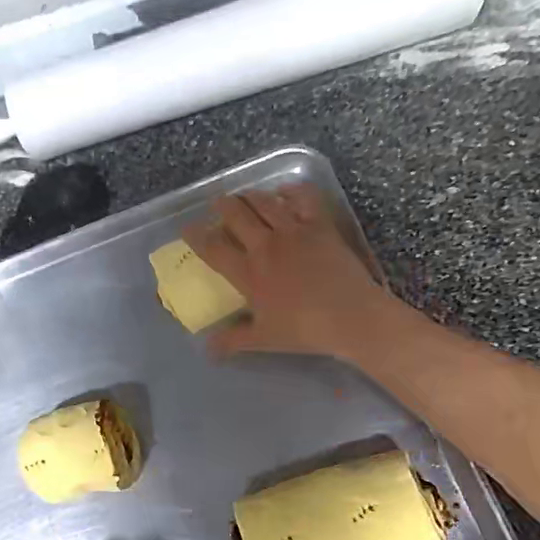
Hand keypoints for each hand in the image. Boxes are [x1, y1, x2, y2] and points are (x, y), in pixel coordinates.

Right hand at [184, 184, 405, 360]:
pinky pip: (303, 197)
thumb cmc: (304, 331)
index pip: (213, 248)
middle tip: (217, 203)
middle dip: (222, 206)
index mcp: (248, 274)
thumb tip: (207, 349)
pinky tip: (285, 191)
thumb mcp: (263, 339)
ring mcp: (294, 231)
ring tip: (244, 195)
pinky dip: (291, 190)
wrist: (351, 317)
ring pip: (265, 202)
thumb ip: (233, 340)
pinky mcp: (320, 225)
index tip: (187, 228)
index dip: (196, 235)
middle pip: (236, 215)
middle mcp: (266, 246)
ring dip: (250, 196)